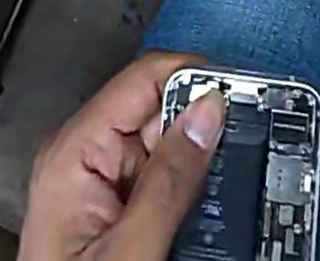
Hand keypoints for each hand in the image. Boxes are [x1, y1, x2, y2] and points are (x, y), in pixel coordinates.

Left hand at [18, 52, 226, 260]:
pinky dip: (188, 177)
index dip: (193, 76)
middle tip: (242, 142)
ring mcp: (100, 174)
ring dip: (198, 152)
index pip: (144, 79)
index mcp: (76, 150)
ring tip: (227, 177)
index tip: (237, 94)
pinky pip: (160, 167)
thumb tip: (209, 110)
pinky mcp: (114, 197)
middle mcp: (85, 150)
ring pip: (165, 136)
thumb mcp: (130, 253)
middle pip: (158, 105)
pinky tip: (204, 196)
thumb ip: (171, 178)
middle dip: (200, 121)